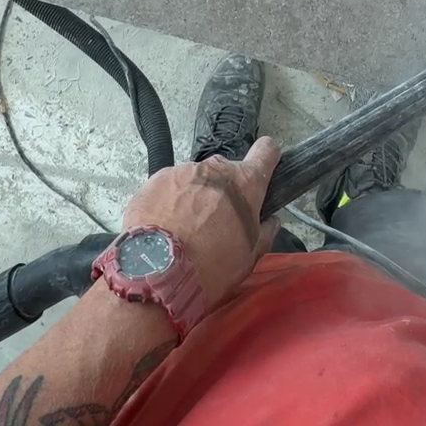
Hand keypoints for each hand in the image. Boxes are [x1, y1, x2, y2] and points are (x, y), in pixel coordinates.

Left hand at [120, 136, 281, 305]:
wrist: (155, 274)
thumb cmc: (209, 267)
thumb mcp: (249, 257)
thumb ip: (264, 232)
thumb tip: (270, 221)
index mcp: (244, 183)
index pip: (266, 151)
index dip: (267, 159)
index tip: (262, 170)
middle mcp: (215, 169)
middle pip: (226, 171)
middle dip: (224, 191)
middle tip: (215, 222)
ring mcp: (183, 170)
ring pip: (196, 179)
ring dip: (195, 197)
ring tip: (184, 230)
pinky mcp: (156, 179)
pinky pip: (169, 186)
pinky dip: (169, 201)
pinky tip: (164, 228)